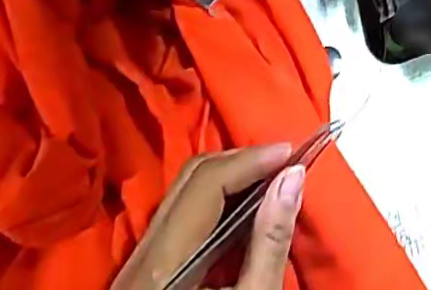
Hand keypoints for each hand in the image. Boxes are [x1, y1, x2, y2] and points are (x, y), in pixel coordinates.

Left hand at [111, 145, 304, 289]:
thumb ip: (271, 241)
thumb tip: (293, 176)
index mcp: (162, 265)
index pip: (207, 182)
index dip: (253, 159)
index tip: (295, 153)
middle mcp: (140, 258)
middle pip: (192, 178)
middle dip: (244, 161)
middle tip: (287, 162)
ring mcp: (135, 268)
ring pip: (183, 193)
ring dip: (232, 176)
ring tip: (273, 179)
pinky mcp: (141, 278)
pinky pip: (179, 216)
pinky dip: (217, 200)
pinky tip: (246, 209)